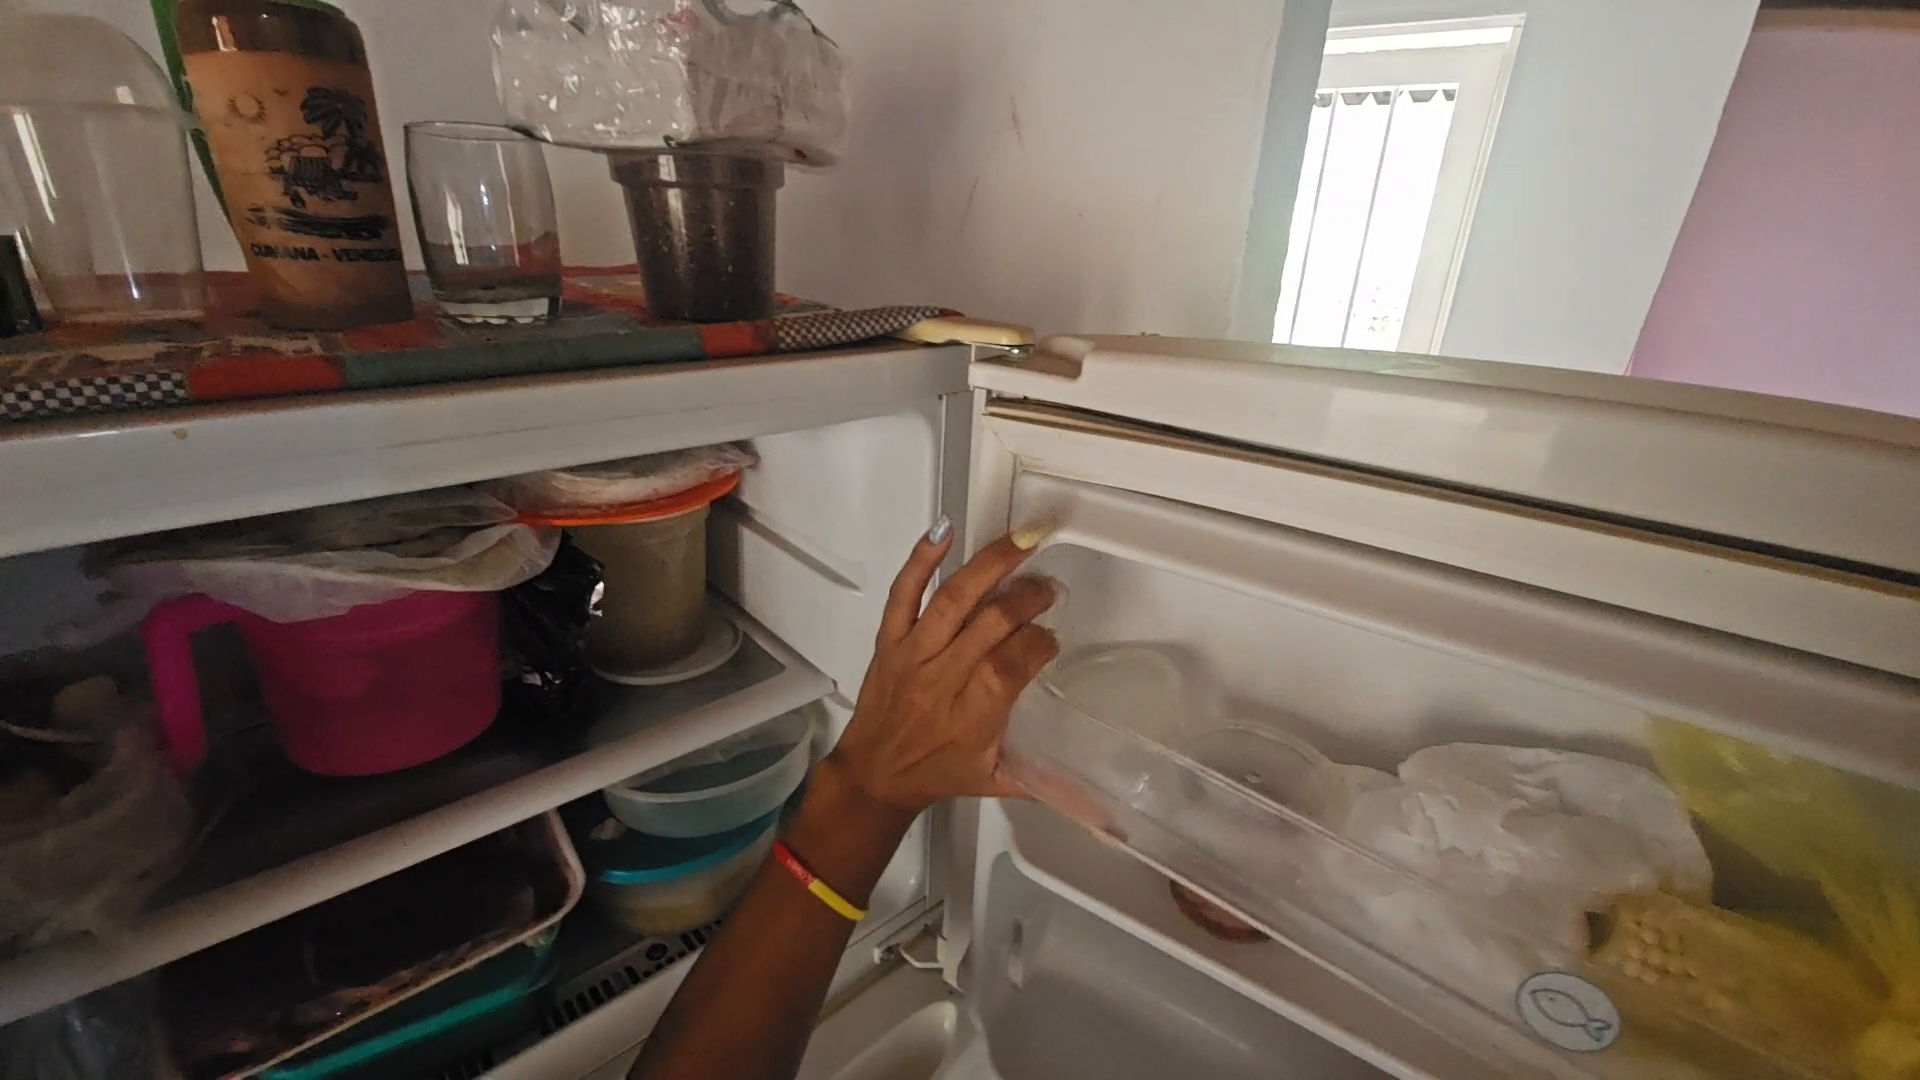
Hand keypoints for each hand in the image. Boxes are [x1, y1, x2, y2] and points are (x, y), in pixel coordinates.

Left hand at [826, 520, 1060, 819]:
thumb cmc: (938, 773)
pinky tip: (944, 532)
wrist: (874, 774)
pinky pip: (903, 594)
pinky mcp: (889, 638)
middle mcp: (944, 676)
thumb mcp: (998, 782)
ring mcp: (913, 652)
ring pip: (953, 599)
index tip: (1053, 639)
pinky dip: (921, 560)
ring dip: (990, 565)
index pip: (1018, 661)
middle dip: (1027, 597)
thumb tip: (1101, 804)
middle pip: (992, 622)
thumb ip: (1050, 783)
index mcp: (975, 712)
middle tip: (1048, 587)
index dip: (1043, 641)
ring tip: (1023, 541)